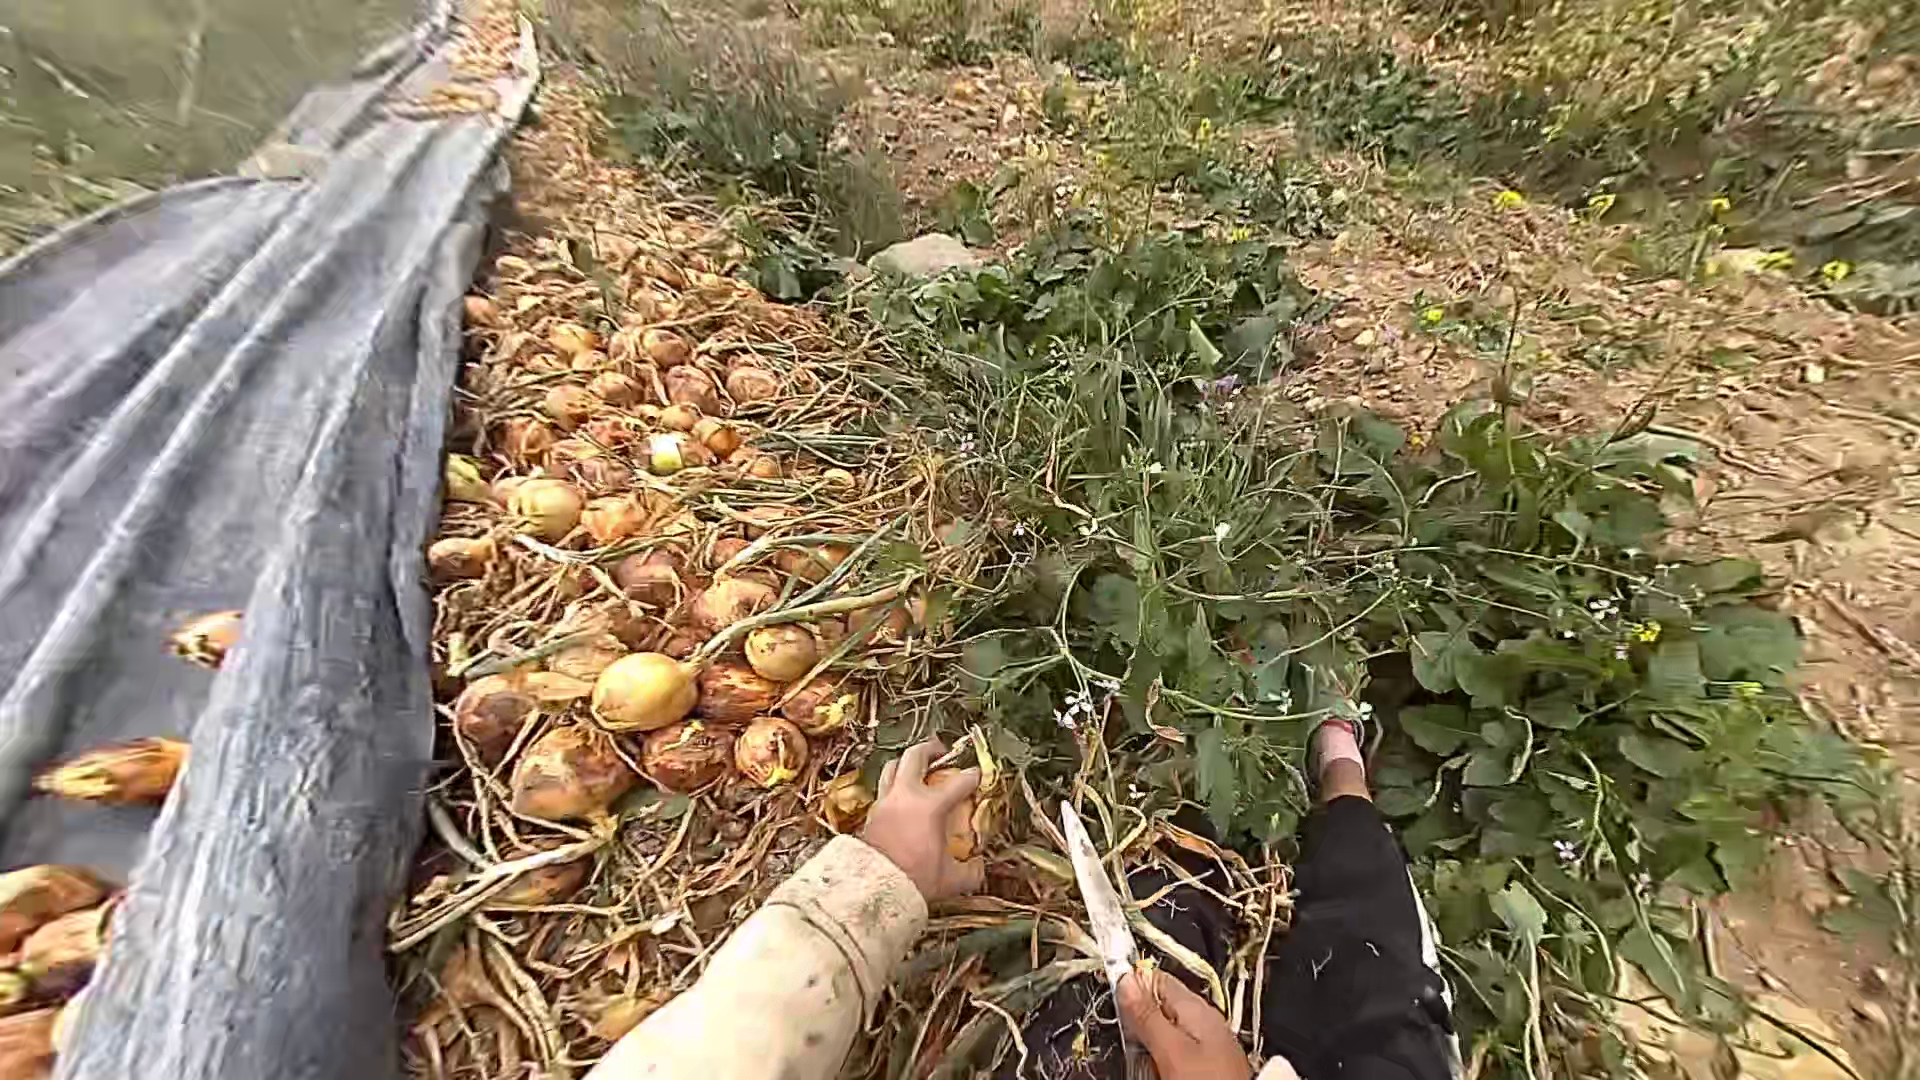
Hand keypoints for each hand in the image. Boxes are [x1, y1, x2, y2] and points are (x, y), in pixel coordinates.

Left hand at [861, 740, 984, 900]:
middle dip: (931, 748)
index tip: (977, 775)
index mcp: (930, 805)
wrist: (872, 890)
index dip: (972, 776)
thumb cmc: (913, 881)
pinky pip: (884, 789)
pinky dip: (894, 786)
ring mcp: (886, 801)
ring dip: (906, 762)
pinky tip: (900, 798)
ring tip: (916, 767)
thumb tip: (978, 867)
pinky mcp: (871, 813)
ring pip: (893, 766)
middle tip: (941, 751)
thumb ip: (970, 871)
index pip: (958, 782)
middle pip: (916, 756)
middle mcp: (906, 795)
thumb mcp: (950, 879)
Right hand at [1117, 968, 1249, 1079]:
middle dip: (1142, 1024)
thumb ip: (1148, 1015)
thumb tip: (1125, 978)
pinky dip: (1167, 1064)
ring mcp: (1211, 1048)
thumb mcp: (1172, 1052)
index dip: (1133, 988)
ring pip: (1168, 1035)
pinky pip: (1180, 1056)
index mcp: (1198, 1008)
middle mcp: (1206, 1022)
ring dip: (1153, 1048)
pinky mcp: (1212, 1069)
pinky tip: (1163, 1075)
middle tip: (1136, 1049)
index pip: (1156, 978)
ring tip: (1150, 1069)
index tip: (1118, 1007)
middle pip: (1160, 1008)